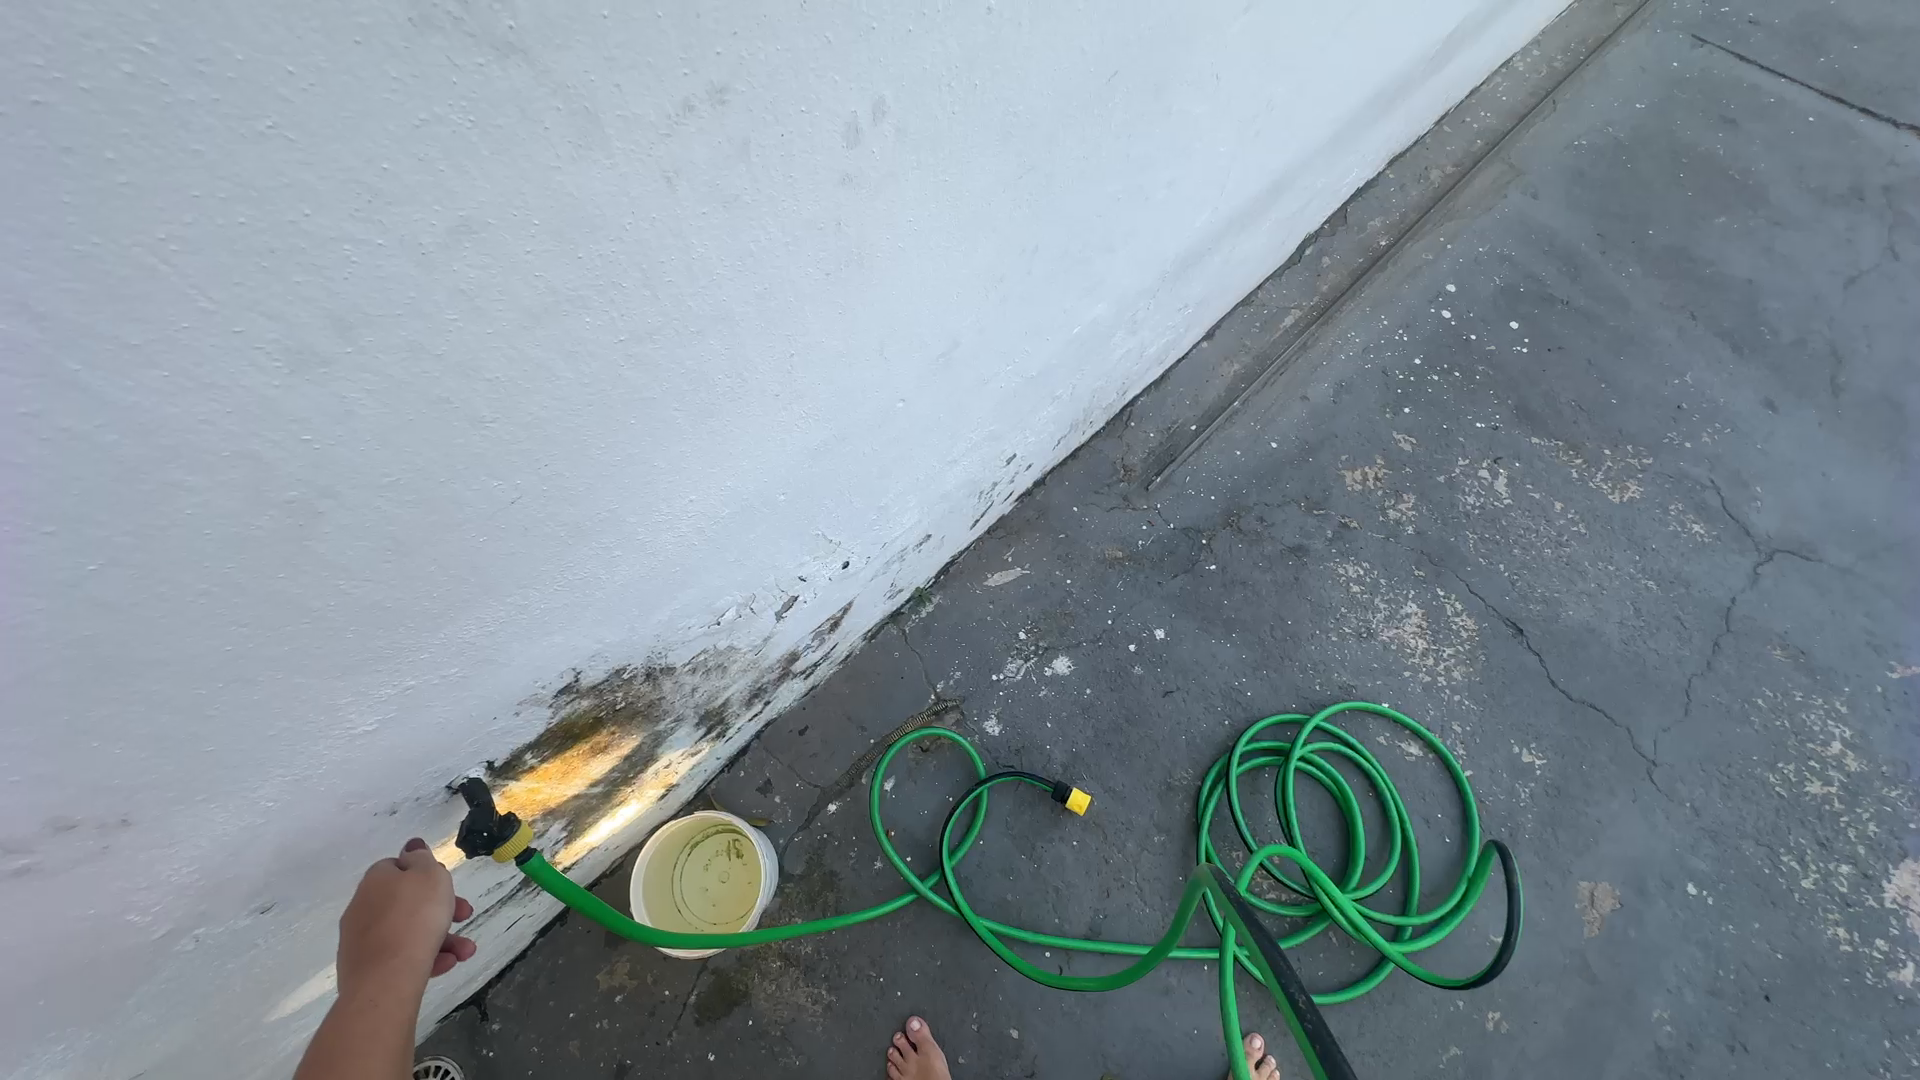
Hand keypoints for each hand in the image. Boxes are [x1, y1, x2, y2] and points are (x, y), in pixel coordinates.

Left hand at [336, 838, 476, 999]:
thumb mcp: (430, 875)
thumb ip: (422, 858)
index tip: (445, 882)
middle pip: (407, 901)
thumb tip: (411, 847)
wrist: (386, 977)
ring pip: (409, 930)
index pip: (396, 866)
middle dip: (442, 908)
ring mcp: (361, 940)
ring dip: (442, 937)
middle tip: (464, 914)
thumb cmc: (416, 916)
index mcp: (376, 881)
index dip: (423, 872)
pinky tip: (446, 964)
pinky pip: (401, 955)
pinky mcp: (364, 969)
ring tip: (465, 951)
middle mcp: (363, 908)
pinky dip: (426, 957)